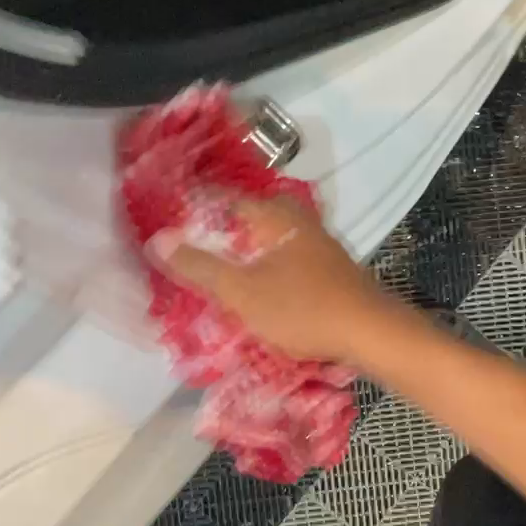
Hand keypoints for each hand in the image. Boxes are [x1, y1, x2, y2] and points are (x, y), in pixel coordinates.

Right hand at [148, 194, 419, 363]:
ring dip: (245, 244)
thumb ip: (200, 266)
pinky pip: (285, 252)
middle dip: (222, 223)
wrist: (368, 329)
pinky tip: (256, 281)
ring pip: (270, 233)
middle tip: (193, 240)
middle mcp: (297, 218)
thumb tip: (157, 239)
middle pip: (251, 212)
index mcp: (274, 215)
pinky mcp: (327, 264)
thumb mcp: (241, 290)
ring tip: (217, 263)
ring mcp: (316, 240)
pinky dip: (265, 260)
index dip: (195, 203)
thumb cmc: (301, 307)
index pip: (225, 197)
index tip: (166, 212)